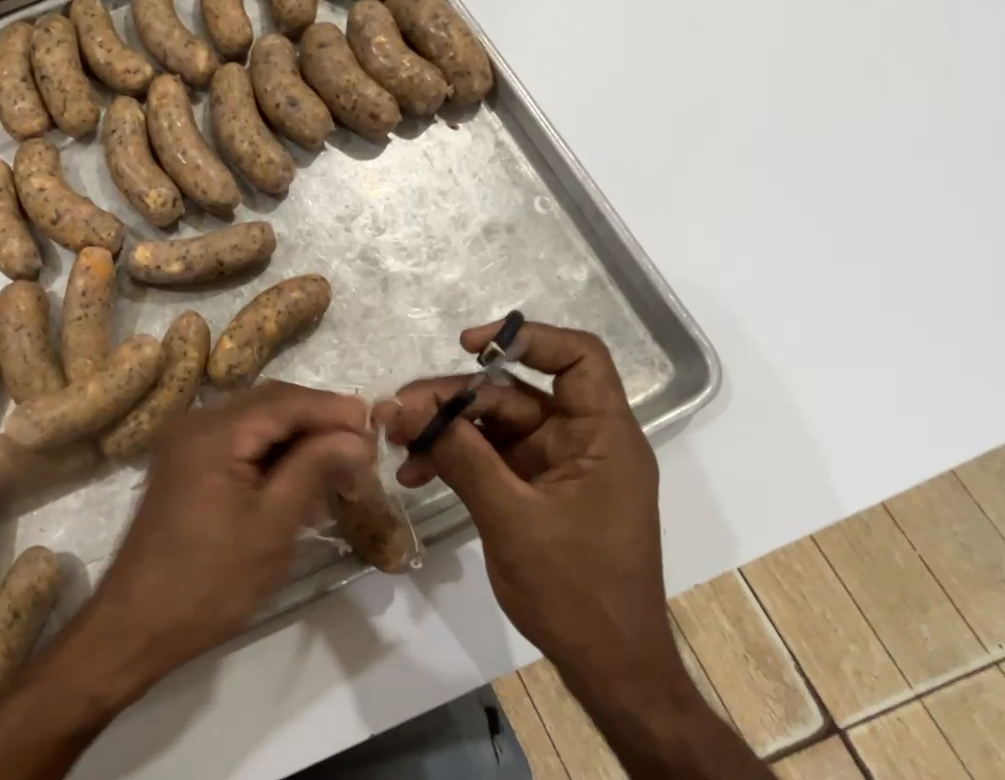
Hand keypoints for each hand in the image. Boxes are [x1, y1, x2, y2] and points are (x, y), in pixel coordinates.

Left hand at [88, 382, 373, 684]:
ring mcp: (184, 444)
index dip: (332, 409)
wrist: (138, 621)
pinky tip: (300, 479)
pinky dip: (270, 454)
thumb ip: (313, 469)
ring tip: (340, 463)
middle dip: (317, 420)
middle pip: (267, 405)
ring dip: (296, 438)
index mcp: (213, 432)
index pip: (284, 402)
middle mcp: (194, 424)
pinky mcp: (183, 466)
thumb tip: (356, 437)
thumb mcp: (272, 525)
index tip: (376, 423)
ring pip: (253, 423)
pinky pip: (235, 443)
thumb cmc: (210, 580)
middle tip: (363, 444)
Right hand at [376, 320, 678, 693]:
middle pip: (515, 394)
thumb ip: (461, 457)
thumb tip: (403, 409)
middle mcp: (581, 441)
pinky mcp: (534, 491)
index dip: (526, 339)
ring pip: (493, 426)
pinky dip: (454, 461)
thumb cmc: (576, 590)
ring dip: (445, 432)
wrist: (607, 666)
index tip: (468, 347)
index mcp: (603, 437)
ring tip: (397, 445)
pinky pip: (489, 459)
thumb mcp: (512, 517)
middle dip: (454, 399)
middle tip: (398, 413)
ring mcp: (556, 467)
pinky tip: (415, 475)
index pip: (578, 358)